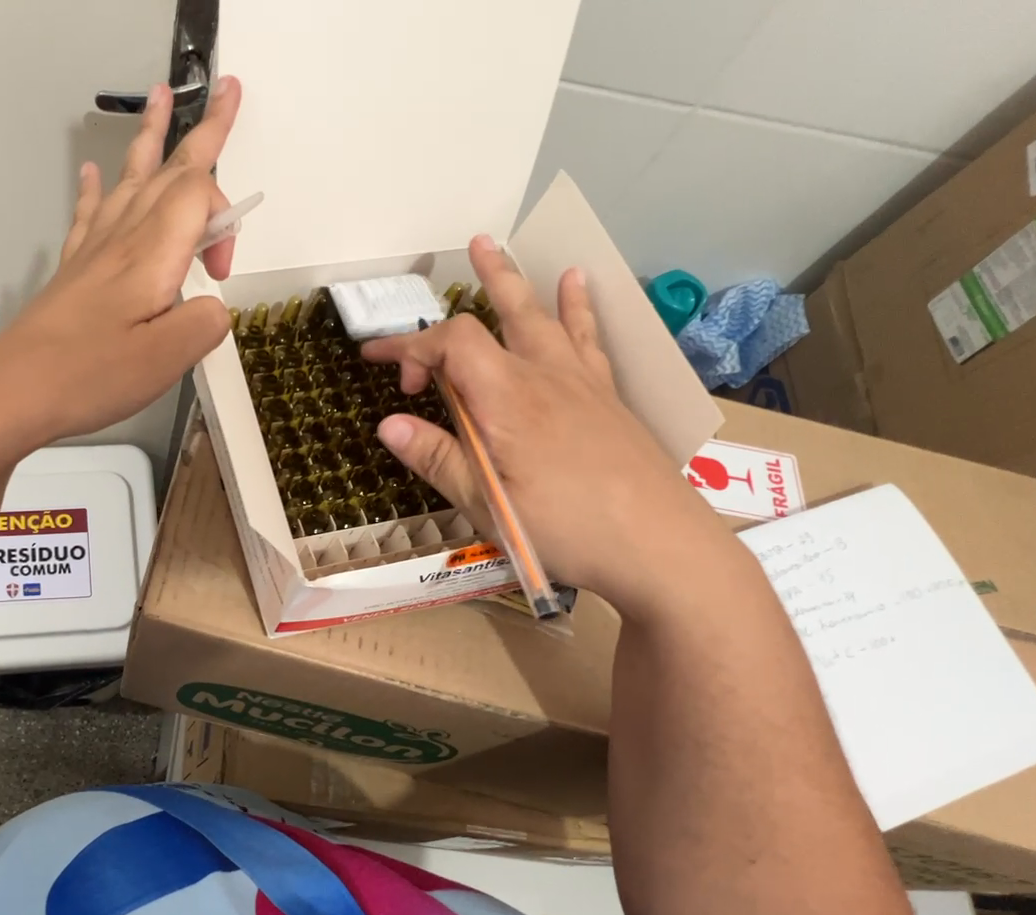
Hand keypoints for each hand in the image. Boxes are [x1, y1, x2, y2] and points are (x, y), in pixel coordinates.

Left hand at [0, 77, 242, 445]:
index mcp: (151, 255)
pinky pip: (90, 213)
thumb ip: (204, 323)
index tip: (220, 274)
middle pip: (169, 171)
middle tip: (228, 90)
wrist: (13, 392)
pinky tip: (94, 172)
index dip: (225, 224)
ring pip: (130, 180)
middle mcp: (123, 240)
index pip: (200, 198)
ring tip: (159, 97)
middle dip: (204, 131)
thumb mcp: (166, 359)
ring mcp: (93, 252)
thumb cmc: (89, 376)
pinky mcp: (74, 271)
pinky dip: (97, 188)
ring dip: (151, 138)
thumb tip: (211, 306)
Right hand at [361, 236, 732, 614]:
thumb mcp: (486, 505)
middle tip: (469, 248)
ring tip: (510, 250)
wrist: (660, 545)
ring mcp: (582, 384)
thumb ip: (438, 459)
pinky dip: (578, 309)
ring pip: (548, 317)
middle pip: (508, 311)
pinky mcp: (607, 400)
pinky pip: (588, 339)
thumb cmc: (565, 529)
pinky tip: (580, 288)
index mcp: (506, 399)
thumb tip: (388, 423)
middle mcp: (544, 377)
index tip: (375, 361)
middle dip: (483, 280)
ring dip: (522, 283)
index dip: (408, 346)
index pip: (451, 345)